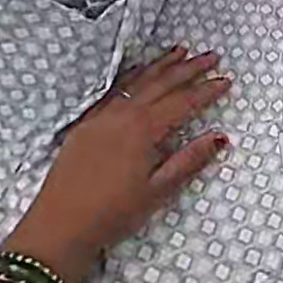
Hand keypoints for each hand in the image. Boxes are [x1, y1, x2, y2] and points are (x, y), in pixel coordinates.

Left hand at [5, 48, 231, 282]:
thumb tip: (221, 137)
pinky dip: (131, 78)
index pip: (183, 102)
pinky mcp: (84, 126)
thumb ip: (190, 159)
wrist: (56, 231)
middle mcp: (121, 116)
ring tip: (179, 51)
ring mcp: (100, 118)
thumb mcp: (158, 190)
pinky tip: (138, 74)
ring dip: (161, 65)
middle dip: (189, 68)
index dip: (207, 90)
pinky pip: (113, 92)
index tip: (226, 80)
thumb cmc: (111, 214)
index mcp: (142, 130)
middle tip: (211, 56)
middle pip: (161, 84)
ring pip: (136, 83)